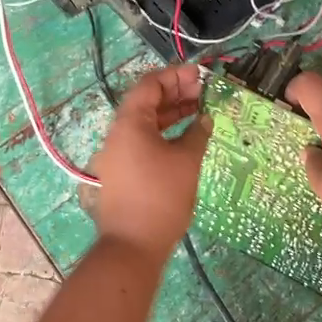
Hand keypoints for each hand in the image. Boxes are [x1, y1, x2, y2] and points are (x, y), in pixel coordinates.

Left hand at [90, 65, 212, 262]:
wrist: (132, 246)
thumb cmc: (161, 197)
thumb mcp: (187, 161)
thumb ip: (197, 133)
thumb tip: (204, 118)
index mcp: (129, 123)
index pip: (149, 85)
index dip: (175, 76)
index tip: (200, 76)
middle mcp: (118, 134)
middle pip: (146, 102)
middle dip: (175, 93)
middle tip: (204, 91)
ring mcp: (117, 154)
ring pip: (145, 123)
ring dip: (171, 113)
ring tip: (200, 110)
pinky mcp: (122, 173)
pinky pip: (143, 141)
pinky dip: (164, 133)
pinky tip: (186, 138)